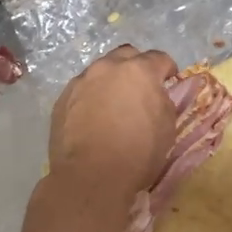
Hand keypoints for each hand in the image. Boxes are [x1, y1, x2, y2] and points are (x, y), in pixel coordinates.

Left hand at [47, 45, 177, 201]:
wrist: (91, 176)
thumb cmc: (137, 153)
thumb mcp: (167, 127)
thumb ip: (163, 101)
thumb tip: (156, 95)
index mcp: (139, 71)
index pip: (159, 58)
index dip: (167, 69)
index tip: (169, 80)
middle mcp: (107, 68)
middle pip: (126, 55)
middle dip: (136, 66)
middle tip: (141, 87)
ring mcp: (81, 82)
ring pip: (100, 71)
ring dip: (111, 81)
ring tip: (114, 103)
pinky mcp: (62, 99)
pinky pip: (82, 90)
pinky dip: (91, 97)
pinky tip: (94, 117)